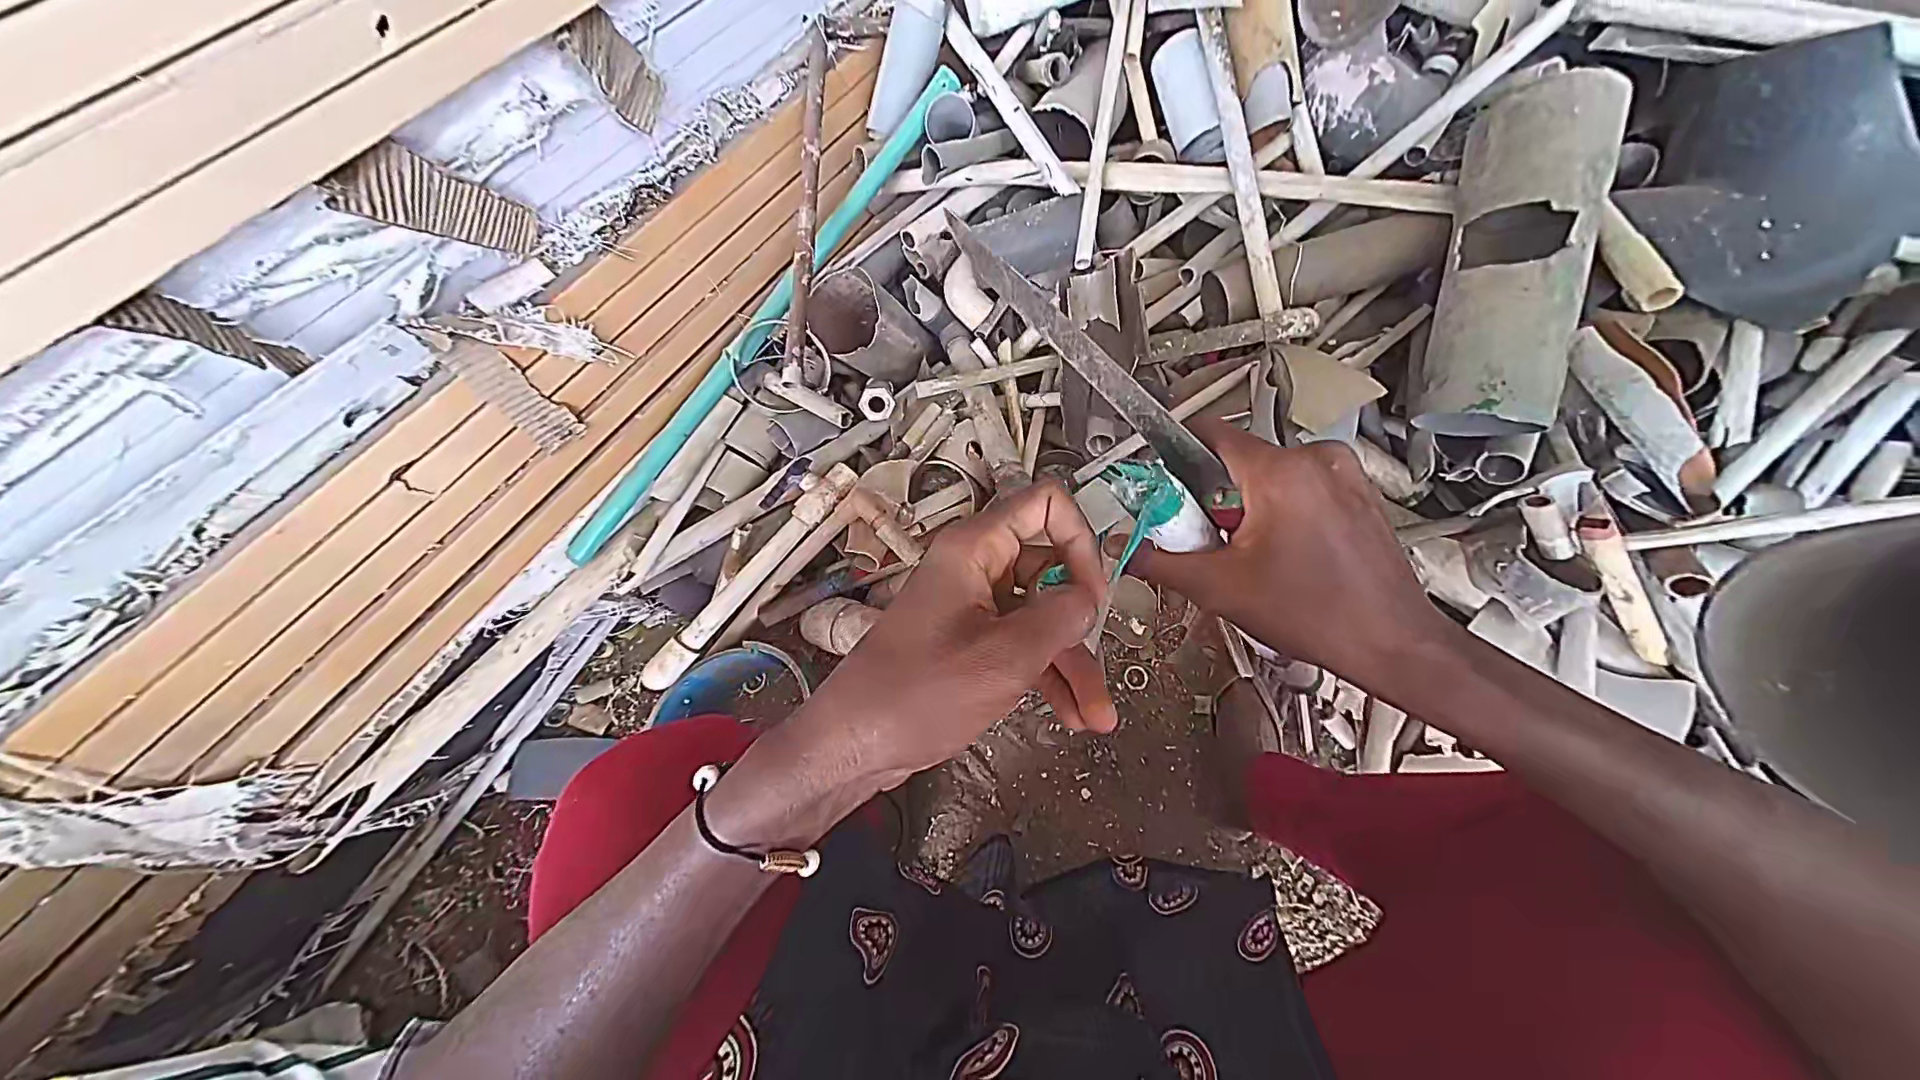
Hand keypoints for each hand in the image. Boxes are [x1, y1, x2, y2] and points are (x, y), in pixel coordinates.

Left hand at [797, 480, 1116, 791]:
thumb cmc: (916, 695)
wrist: (857, 743)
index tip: (1093, 592)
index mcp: (973, 549)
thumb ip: (1061, 618)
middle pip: (1050, 570)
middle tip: (1101, 655)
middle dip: (1082, 618)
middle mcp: (973, 568)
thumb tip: (1090, 597)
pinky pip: (1021, 644)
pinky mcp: (970, 641)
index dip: (1080, 541)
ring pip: (1040, 616)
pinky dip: (1047, 674)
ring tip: (1097, 714)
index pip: (1045, 506)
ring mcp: (972, 606)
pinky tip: (1072, 713)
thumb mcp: (1005, 656)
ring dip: (1072, 662)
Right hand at [1122, 419, 1453, 699]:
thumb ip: (1160, 560)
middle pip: (1235, 460)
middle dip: (1208, 495)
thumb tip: (1126, 547)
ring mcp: (1341, 475)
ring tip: (1242, 552)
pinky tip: (1274, 552)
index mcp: (1280, 474)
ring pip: (1266, 475)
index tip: (1162, 479)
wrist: (1390, 642)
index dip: (1175, 453)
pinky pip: (1298, 486)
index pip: (1208, 432)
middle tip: (1200, 536)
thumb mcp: (1219, 587)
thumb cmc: (1323, 615)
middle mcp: (1315, 462)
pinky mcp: (1355, 492)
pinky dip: (1275, 510)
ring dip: (1241, 506)